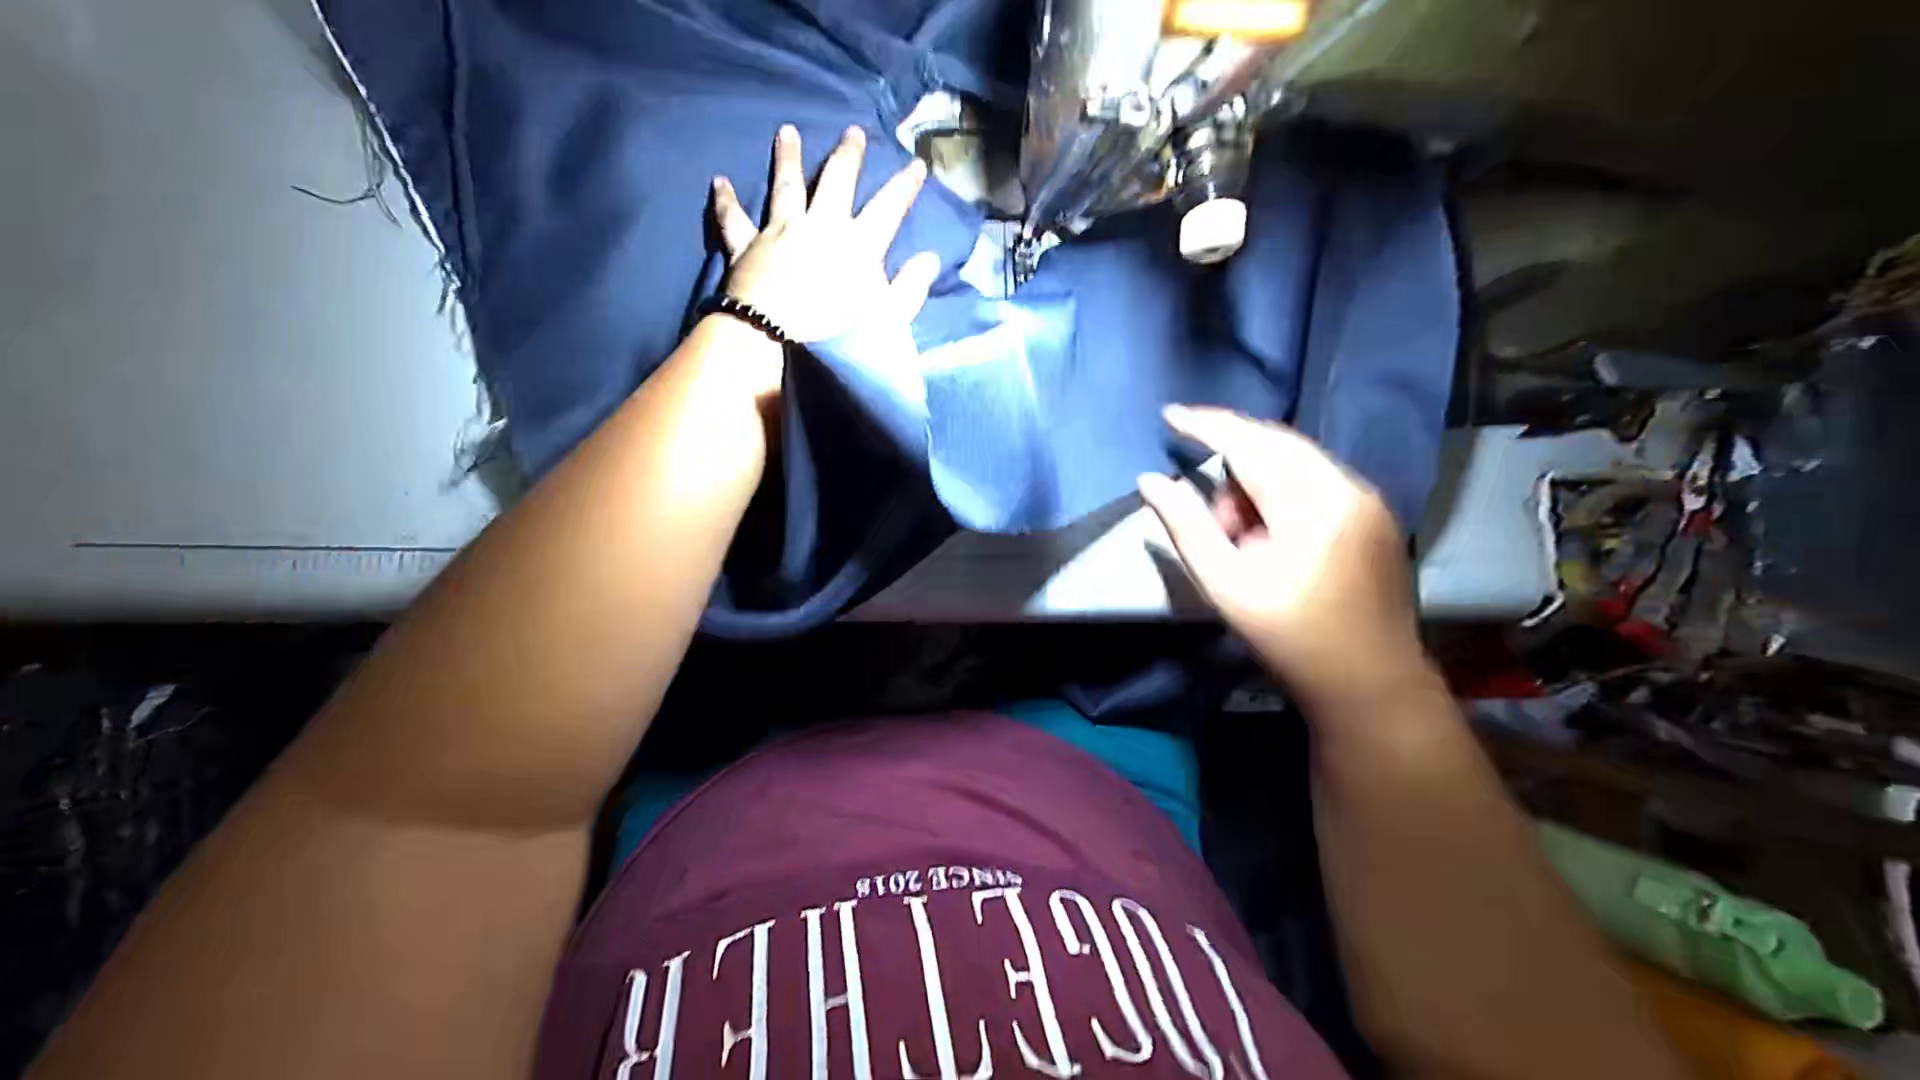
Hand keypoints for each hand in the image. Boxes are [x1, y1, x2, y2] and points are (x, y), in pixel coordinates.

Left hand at [712, 124, 940, 344]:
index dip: (904, 186)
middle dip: (847, 156)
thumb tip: (931, 260)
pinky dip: (726, 201)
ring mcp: (780, 231)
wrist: (774, 336)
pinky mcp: (747, 246)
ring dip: (788, 158)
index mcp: (858, 244)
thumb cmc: (835, 331)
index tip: (916, 164)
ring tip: (787, 133)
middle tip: (853, 133)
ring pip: (785, 187)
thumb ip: (910, 289)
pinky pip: (734, 220)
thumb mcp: (887, 318)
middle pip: (836, 181)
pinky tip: (719, 182)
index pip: (889, 207)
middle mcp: (820, 226)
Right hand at [1138, 406, 1424, 705]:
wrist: (1369, 684)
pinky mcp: (1375, 518)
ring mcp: (1368, 502)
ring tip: (1242, 540)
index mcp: (1313, 505)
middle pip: (1277, 446)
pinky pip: (1317, 481)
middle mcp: (1348, 490)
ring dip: (1257, 483)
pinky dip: (1283, 493)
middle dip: (1232, 461)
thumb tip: (1149, 480)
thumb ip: (1185, 525)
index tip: (1169, 414)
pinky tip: (1271, 536)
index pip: (1251, 445)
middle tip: (1212, 515)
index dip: (1206, 425)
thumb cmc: (1289, 637)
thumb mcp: (1224, 584)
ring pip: (1297, 463)